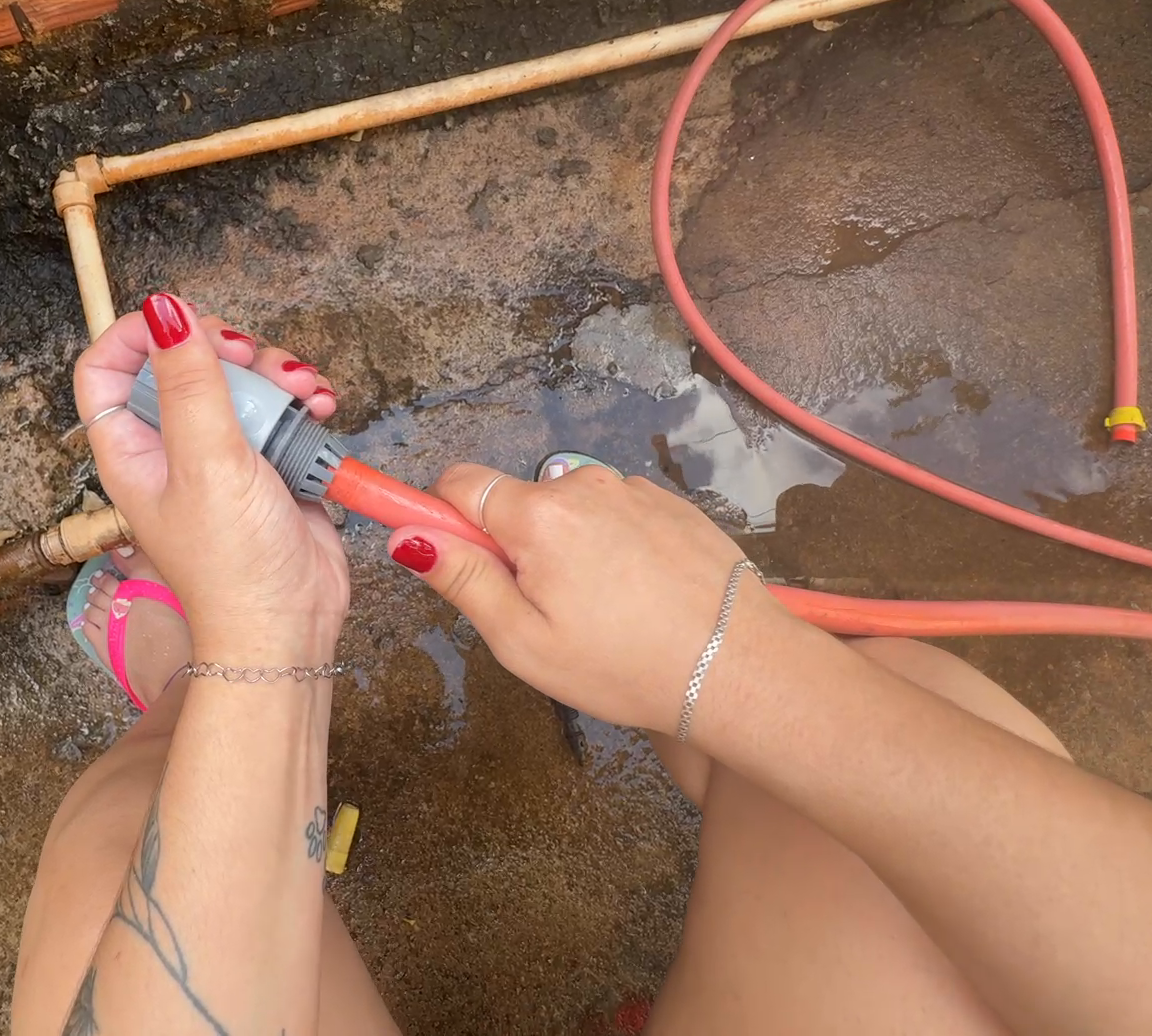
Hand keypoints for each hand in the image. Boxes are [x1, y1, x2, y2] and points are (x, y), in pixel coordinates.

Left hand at [73, 294, 348, 661]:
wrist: (290, 621)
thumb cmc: (233, 562)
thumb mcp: (207, 463)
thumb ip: (189, 384)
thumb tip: (164, 308)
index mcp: (135, 449)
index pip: (106, 370)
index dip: (135, 334)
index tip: (180, 321)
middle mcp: (175, 446)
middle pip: (183, 363)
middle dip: (223, 348)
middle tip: (251, 359)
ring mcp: (225, 453)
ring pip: (240, 380)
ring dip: (277, 372)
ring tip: (305, 390)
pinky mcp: (270, 462)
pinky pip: (281, 408)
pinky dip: (303, 399)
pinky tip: (323, 407)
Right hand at [382, 463, 814, 733]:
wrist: (743, 669)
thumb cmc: (620, 666)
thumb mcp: (523, 640)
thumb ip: (462, 580)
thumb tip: (407, 534)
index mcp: (538, 517)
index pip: (458, 481)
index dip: (442, 515)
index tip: (456, 556)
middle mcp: (581, 483)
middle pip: (513, 499)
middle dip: (510, 542)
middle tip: (543, 605)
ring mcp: (630, 487)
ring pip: (563, 505)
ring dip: (561, 542)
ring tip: (600, 604)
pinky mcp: (667, 500)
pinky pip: (610, 509)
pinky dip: (606, 539)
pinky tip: (638, 587)